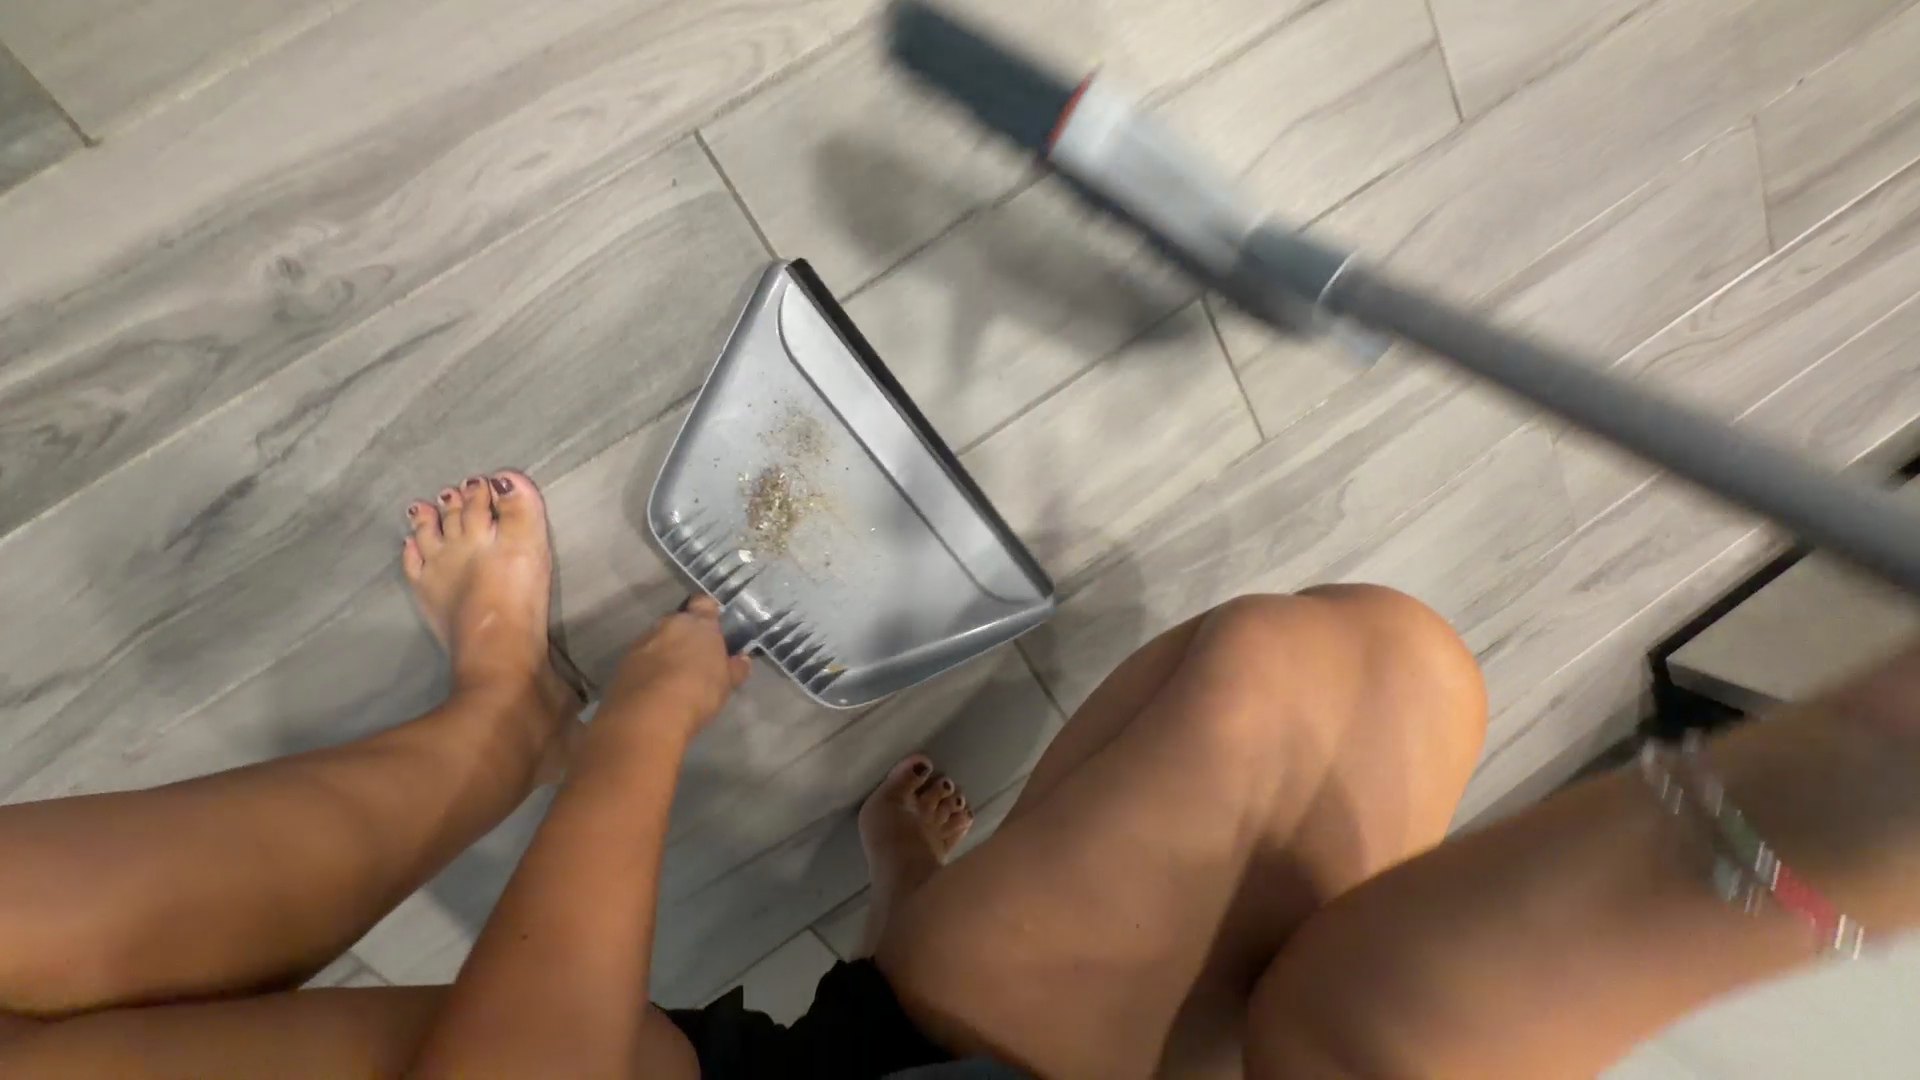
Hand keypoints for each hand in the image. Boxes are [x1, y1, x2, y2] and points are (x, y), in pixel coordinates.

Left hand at [598, 596, 750, 739]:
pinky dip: (647, 669)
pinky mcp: (622, 663)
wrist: (646, 717)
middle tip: (695, 658)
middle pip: (678, 622)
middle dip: (685, 635)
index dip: (708, 613)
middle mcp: (668, 625)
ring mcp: (642, 643)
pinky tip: (654, 690)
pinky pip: (640, 659)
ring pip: (657, 640)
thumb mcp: (726, 683)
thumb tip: (742, 660)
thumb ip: (735, 668)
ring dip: (664, 652)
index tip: (713, 629)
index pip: (704, 603)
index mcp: (698, 624)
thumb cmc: (697, 692)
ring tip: (673, 678)